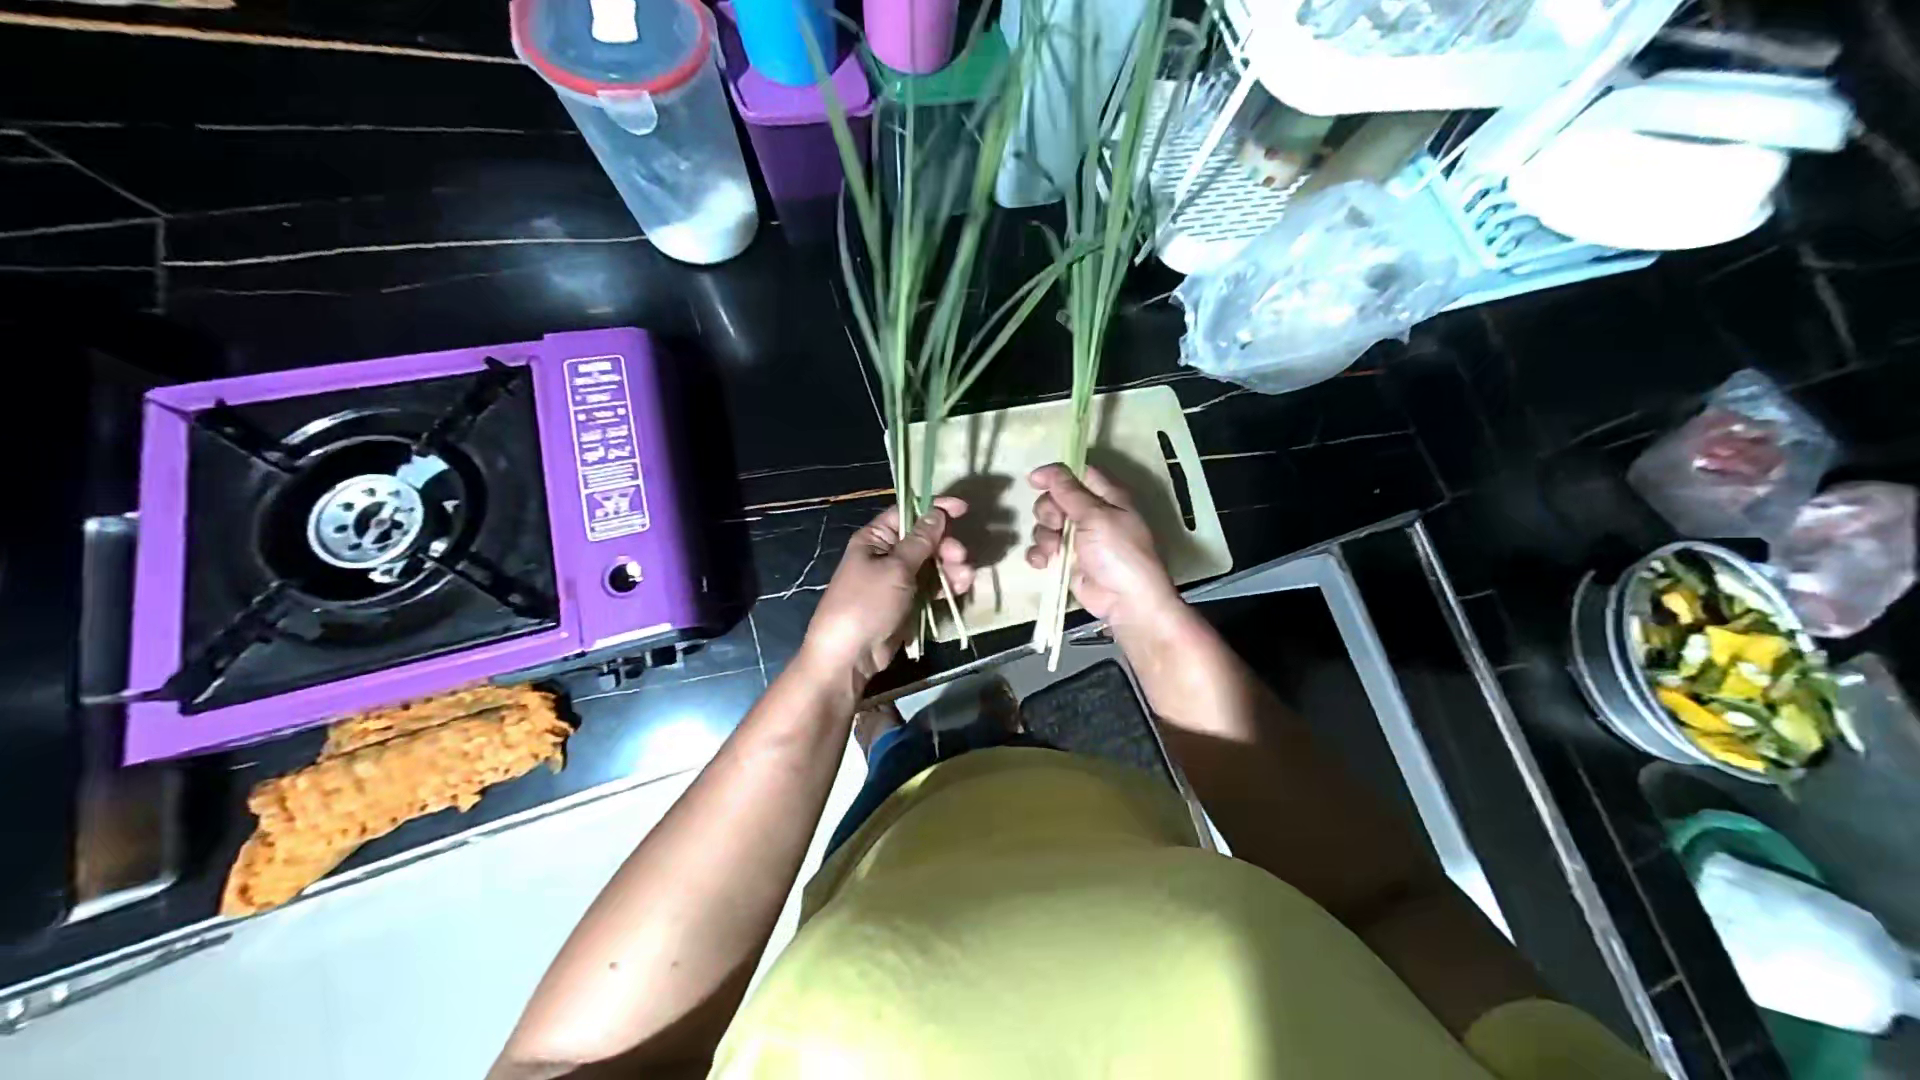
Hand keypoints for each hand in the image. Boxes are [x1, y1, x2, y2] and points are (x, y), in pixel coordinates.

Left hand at [799, 497, 973, 682]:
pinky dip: (946, 586)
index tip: (963, 509)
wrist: (849, 655)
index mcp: (875, 538)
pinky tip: (960, 589)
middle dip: (946, 546)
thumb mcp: (895, 568)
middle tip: (960, 557)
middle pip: (924, 540)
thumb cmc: (867, 604)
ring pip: (932, 564)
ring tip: (964, 579)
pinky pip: (931, 587)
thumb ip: (920, 541)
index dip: (935, 508)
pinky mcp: (907, 602)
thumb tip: (936, 513)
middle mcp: (886, 555)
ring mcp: (897, 580)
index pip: (907, 512)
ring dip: (950, 568)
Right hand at [1025, 464, 1180, 632]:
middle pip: (1056, 499)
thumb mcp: (1095, 516)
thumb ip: (1069, 491)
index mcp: (1106, 497)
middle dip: (1048, 511)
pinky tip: (1043, 563)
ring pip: (1047, 525)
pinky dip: (1040, 554)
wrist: (1125, 600)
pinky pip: (1044, 549)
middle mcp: (1091, 514)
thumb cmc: (1117, 552)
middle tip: (1056, 524)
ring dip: (1044, 535)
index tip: (1034, 480)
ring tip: (1054, 550)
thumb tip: (1048, 470)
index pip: (1078, 474)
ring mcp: (1078, 538)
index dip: (1056, 475)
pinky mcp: (1067, 560)